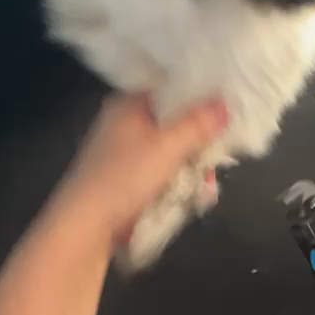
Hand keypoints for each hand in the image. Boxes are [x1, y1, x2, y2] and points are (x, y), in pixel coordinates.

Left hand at [48, 92, 227, 248]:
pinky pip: (165, 173)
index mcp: (129, 105)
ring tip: (207, 183)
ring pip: (173, 151)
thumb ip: (198, 124)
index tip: (227, 107)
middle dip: (200, 141)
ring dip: (193, 166)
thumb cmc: (125, 178)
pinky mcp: (130, 180)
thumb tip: (226, 103)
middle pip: (175, 123)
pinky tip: (194, 195)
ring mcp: (127, 154)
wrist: (88, 225)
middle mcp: (126, 125)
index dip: (199, 96)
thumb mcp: (167, 147)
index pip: (170, 89)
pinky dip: (180, 182)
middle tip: (221, 153)